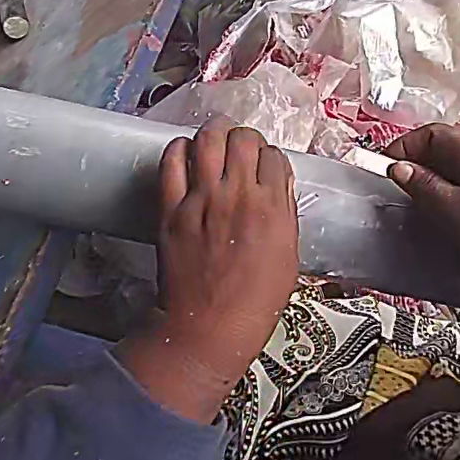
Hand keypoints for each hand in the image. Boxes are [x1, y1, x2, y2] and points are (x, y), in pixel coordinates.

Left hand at [119, 121, 298, 421]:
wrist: (209, 328)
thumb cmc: (254, 303)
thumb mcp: (288, 257)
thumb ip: (285, 213)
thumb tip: (278, 183)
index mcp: (271, 208)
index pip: (274, 156)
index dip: (270, 156)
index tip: (265, 164)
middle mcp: (236, 195)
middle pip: (243, 139)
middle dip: (246, 136)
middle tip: (242, 144)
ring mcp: (201, 199)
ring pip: (208, 139)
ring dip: (215, 131)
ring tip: (217, 135)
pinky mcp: (171, 208)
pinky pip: (171, 161)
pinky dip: (179, 148)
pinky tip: (186, 151)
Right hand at [384, 125, 459, 318]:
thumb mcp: (457, 214)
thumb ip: (425, 187)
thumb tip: (398, 167)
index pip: (437, 134)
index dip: (408, 144)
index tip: (387, 165)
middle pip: (445, 150)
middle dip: (416, 161)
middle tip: (395, 182)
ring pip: (453, 172)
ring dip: (428, 180)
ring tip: (411, 199)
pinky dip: (443, 197)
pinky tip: (435, 215)